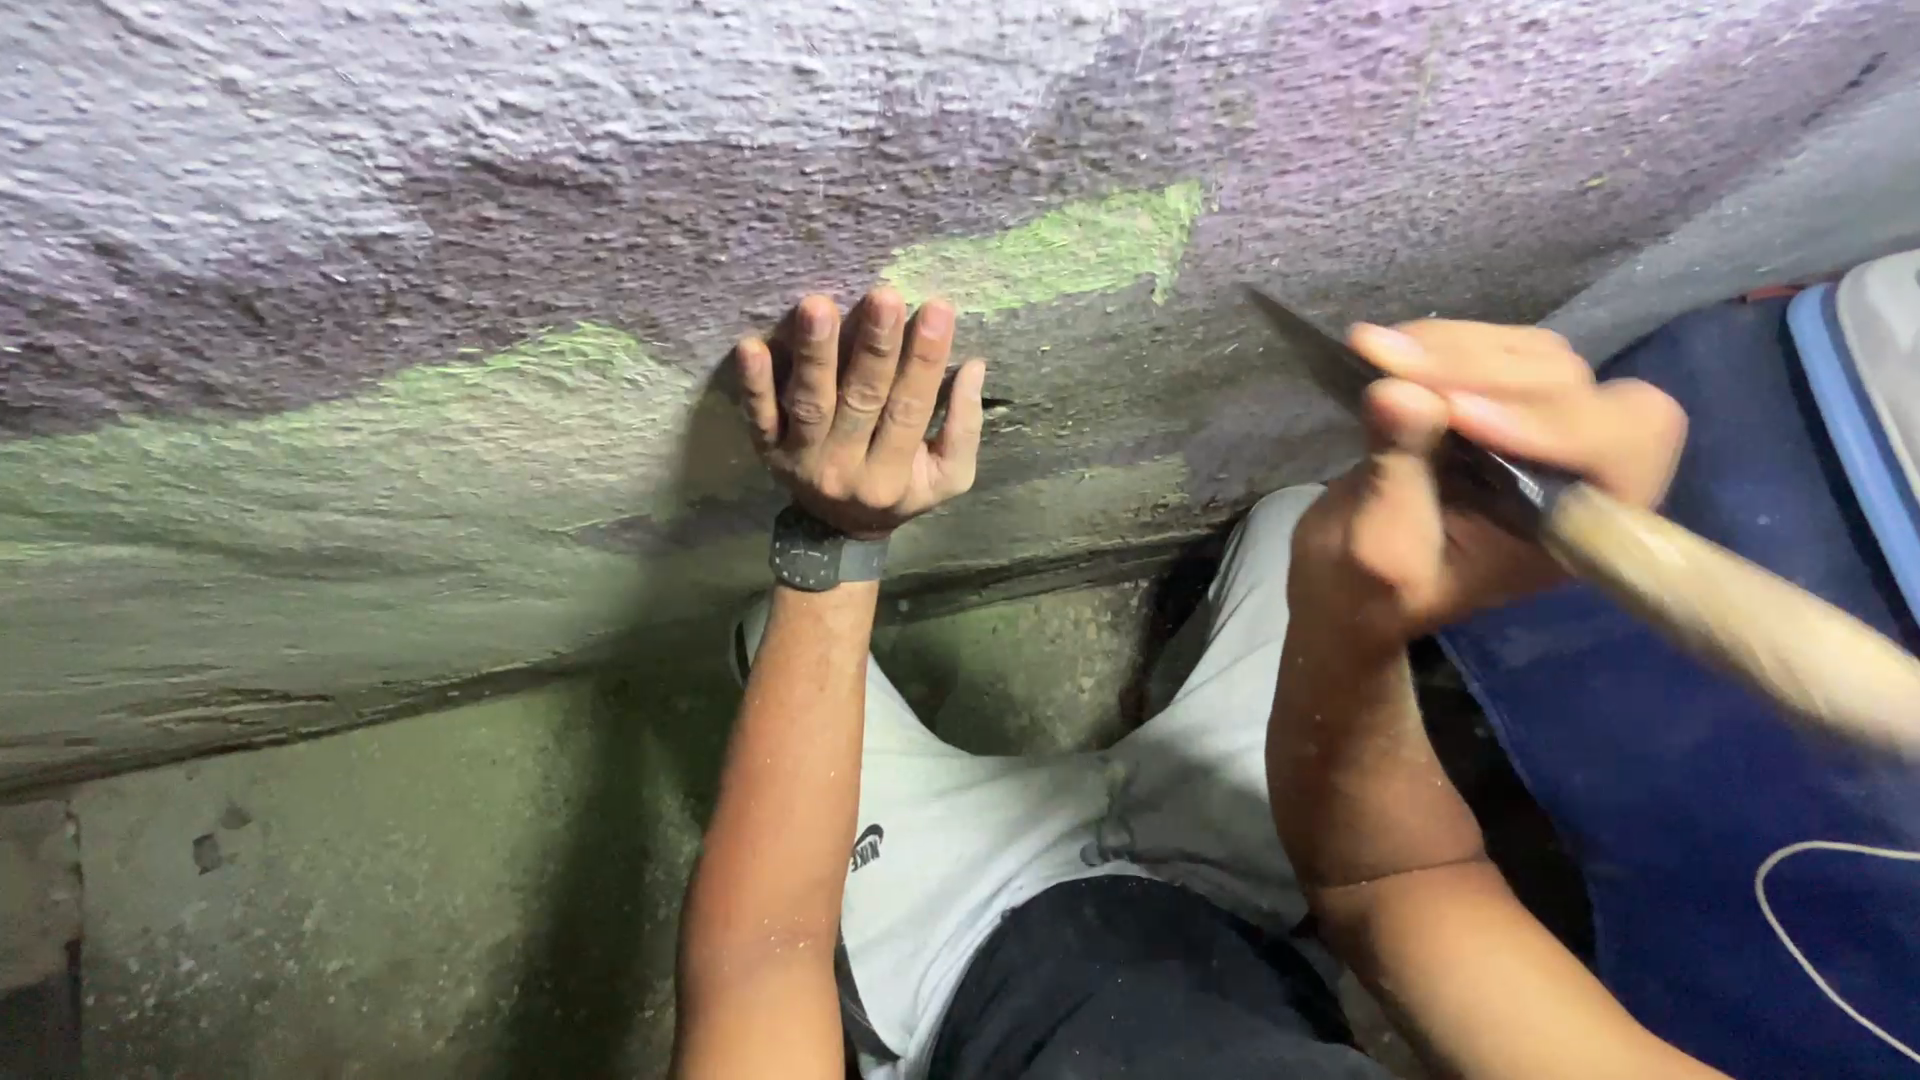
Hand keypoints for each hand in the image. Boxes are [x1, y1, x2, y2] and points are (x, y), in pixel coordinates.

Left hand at [735, 286, 987, 538]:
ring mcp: (802, 459)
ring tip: (819, 307)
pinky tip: (752, 347)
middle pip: (862, 401)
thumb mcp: (947, 477)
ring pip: (811, 403)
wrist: (838, 530)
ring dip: (815, 355)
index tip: (938, 309)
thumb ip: (964, 429)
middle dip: (875, 349)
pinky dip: (754, 384)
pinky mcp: (767, 449)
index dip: (925, 361)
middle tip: (883, 298)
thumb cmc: (900, 491)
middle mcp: (846, 470)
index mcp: (892, 476)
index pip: (912, 409)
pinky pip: (759, 416)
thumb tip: (974, 367)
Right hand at [1290, 320, 1686, 651]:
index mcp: (1573, 528)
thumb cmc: (1367, 589)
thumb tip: (1397, 391)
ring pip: (1533, 358)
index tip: (1453, 414)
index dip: (1548, 419)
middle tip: (1389, 363)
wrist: (1342, 585)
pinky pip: (1492, 352)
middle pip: (1570, 387)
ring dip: (1455, 348)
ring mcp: (1535, 433)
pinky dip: (1439, 343)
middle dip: (1478, 371)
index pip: (1617, 446)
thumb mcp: (1377, 546)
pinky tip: (1386, 348)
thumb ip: (1398, 473)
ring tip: (1376, 350)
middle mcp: (1575, 472)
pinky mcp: (1493, 406)